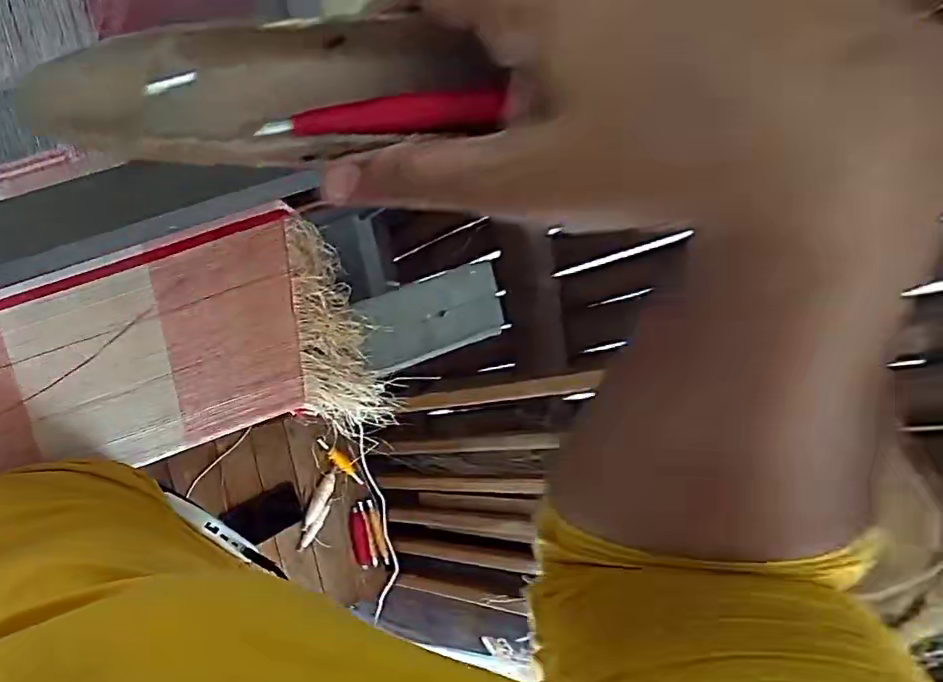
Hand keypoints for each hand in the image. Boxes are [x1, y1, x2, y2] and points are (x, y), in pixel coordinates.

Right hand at [324, 0, 942, 232]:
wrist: (834, 140)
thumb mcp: (511, 183)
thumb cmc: (650, 161)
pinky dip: (588, 45)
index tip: (377, 68)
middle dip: (463, 51)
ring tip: (560, 109)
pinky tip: (621, 90)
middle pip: (488, 3)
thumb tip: (329, 181)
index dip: (389, 24)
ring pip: (551, 14)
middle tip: (474, 114)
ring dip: (525, 53)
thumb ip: (413, 175)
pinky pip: (611, 16)